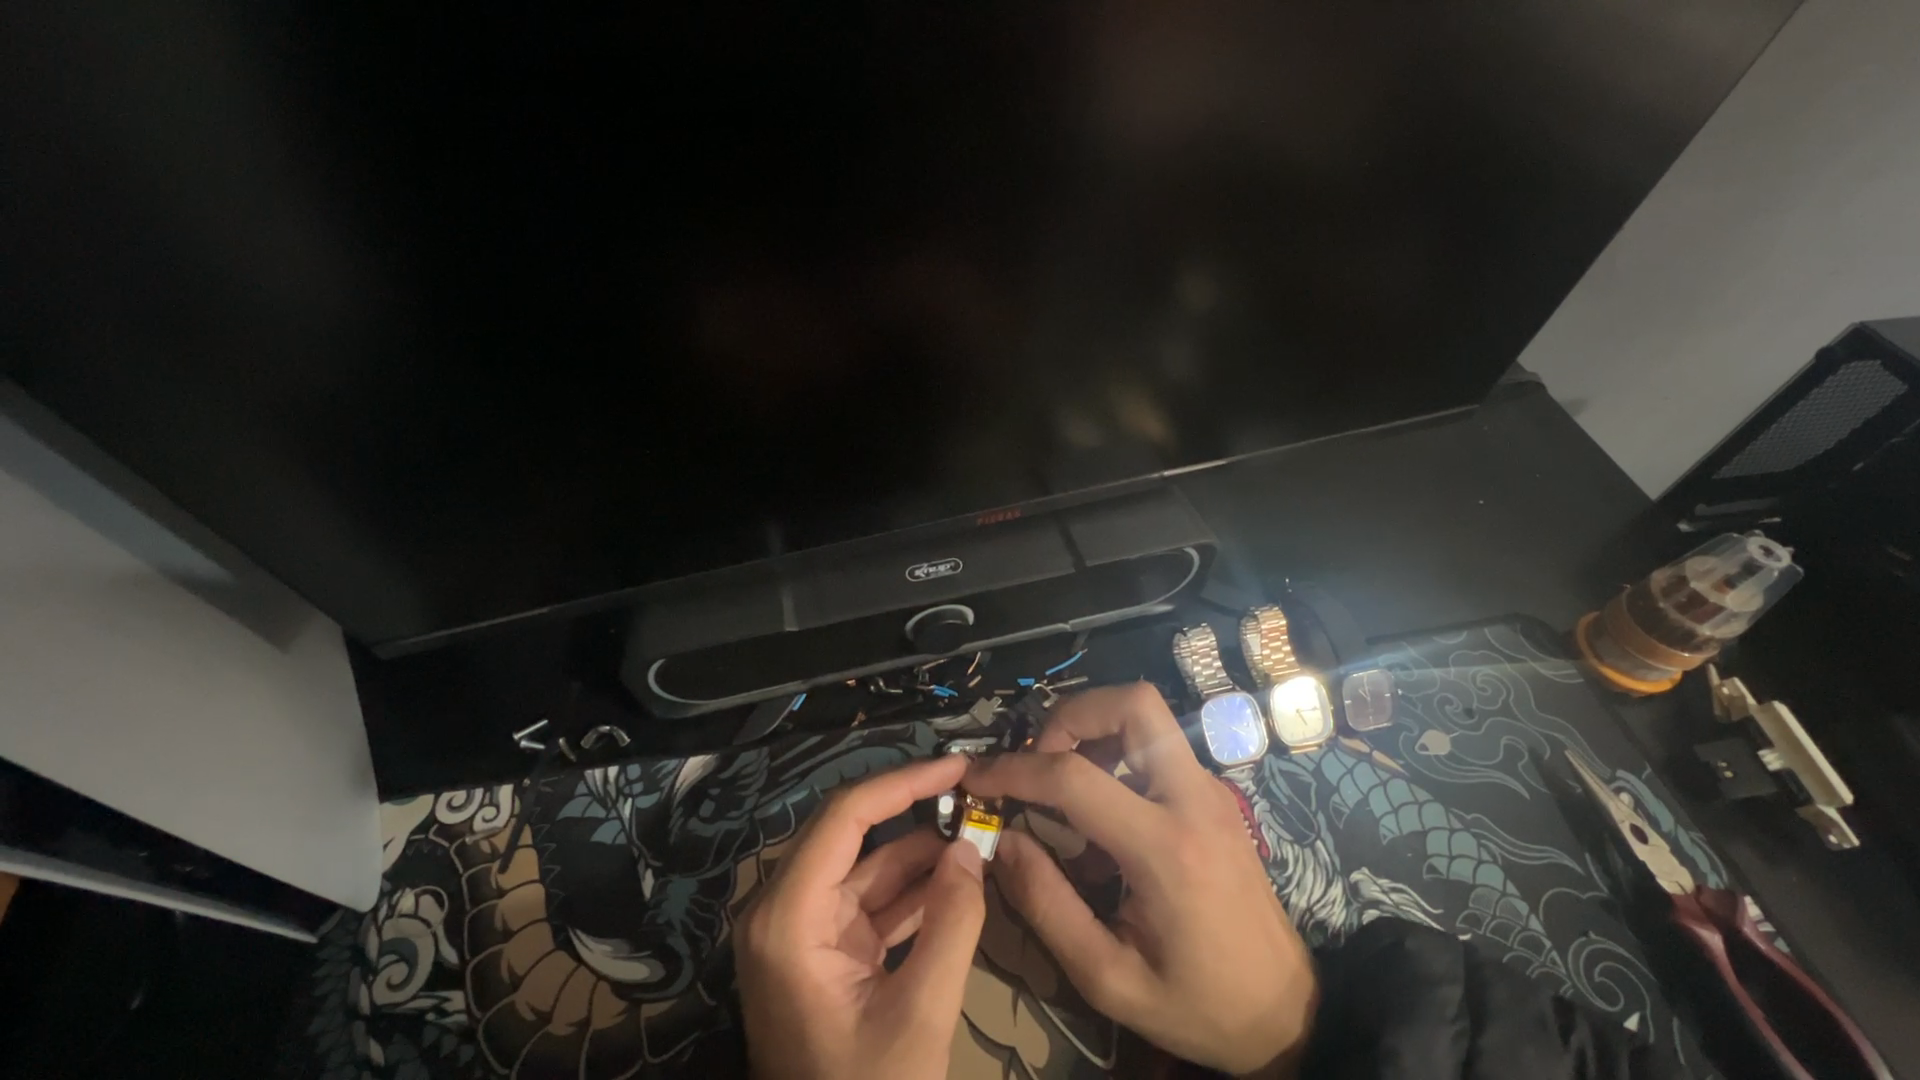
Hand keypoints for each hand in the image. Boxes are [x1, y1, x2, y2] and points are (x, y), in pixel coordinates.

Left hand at [736, 755, 986, 1079]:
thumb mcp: (920, 1015)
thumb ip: (952, 925)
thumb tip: (973, 848)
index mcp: (788, 918)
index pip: (844, 818)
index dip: (903, 783)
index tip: (957, 766)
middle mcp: (784, 910)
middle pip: (853, 835)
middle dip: (917, 814)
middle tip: (977, 796)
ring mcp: (803, 931)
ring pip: (867, 867)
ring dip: (924, 853)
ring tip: (981, 834)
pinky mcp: (824, 950)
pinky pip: (872, 902)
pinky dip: (915, 890)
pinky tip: (961, 879)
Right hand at [963, 683, 1317, 1077]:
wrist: (1287, 1011)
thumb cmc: (1197, 1003)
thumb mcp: (1108, 977)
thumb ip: (1047, 904)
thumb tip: (1001, 840)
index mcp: (1167, 848)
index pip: (1075, 776)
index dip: (1014, 769)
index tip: (976, 777)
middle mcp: (1194, 800)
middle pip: (1134, 703)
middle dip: (1070, 715)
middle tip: (1037, 760)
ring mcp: (1210, 791)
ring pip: (1147, 715)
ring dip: (1093, 730)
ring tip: (1059, 782)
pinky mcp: (1212, 797)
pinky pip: (1156, 746)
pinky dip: (1114, 753)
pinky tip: (1097, 810)